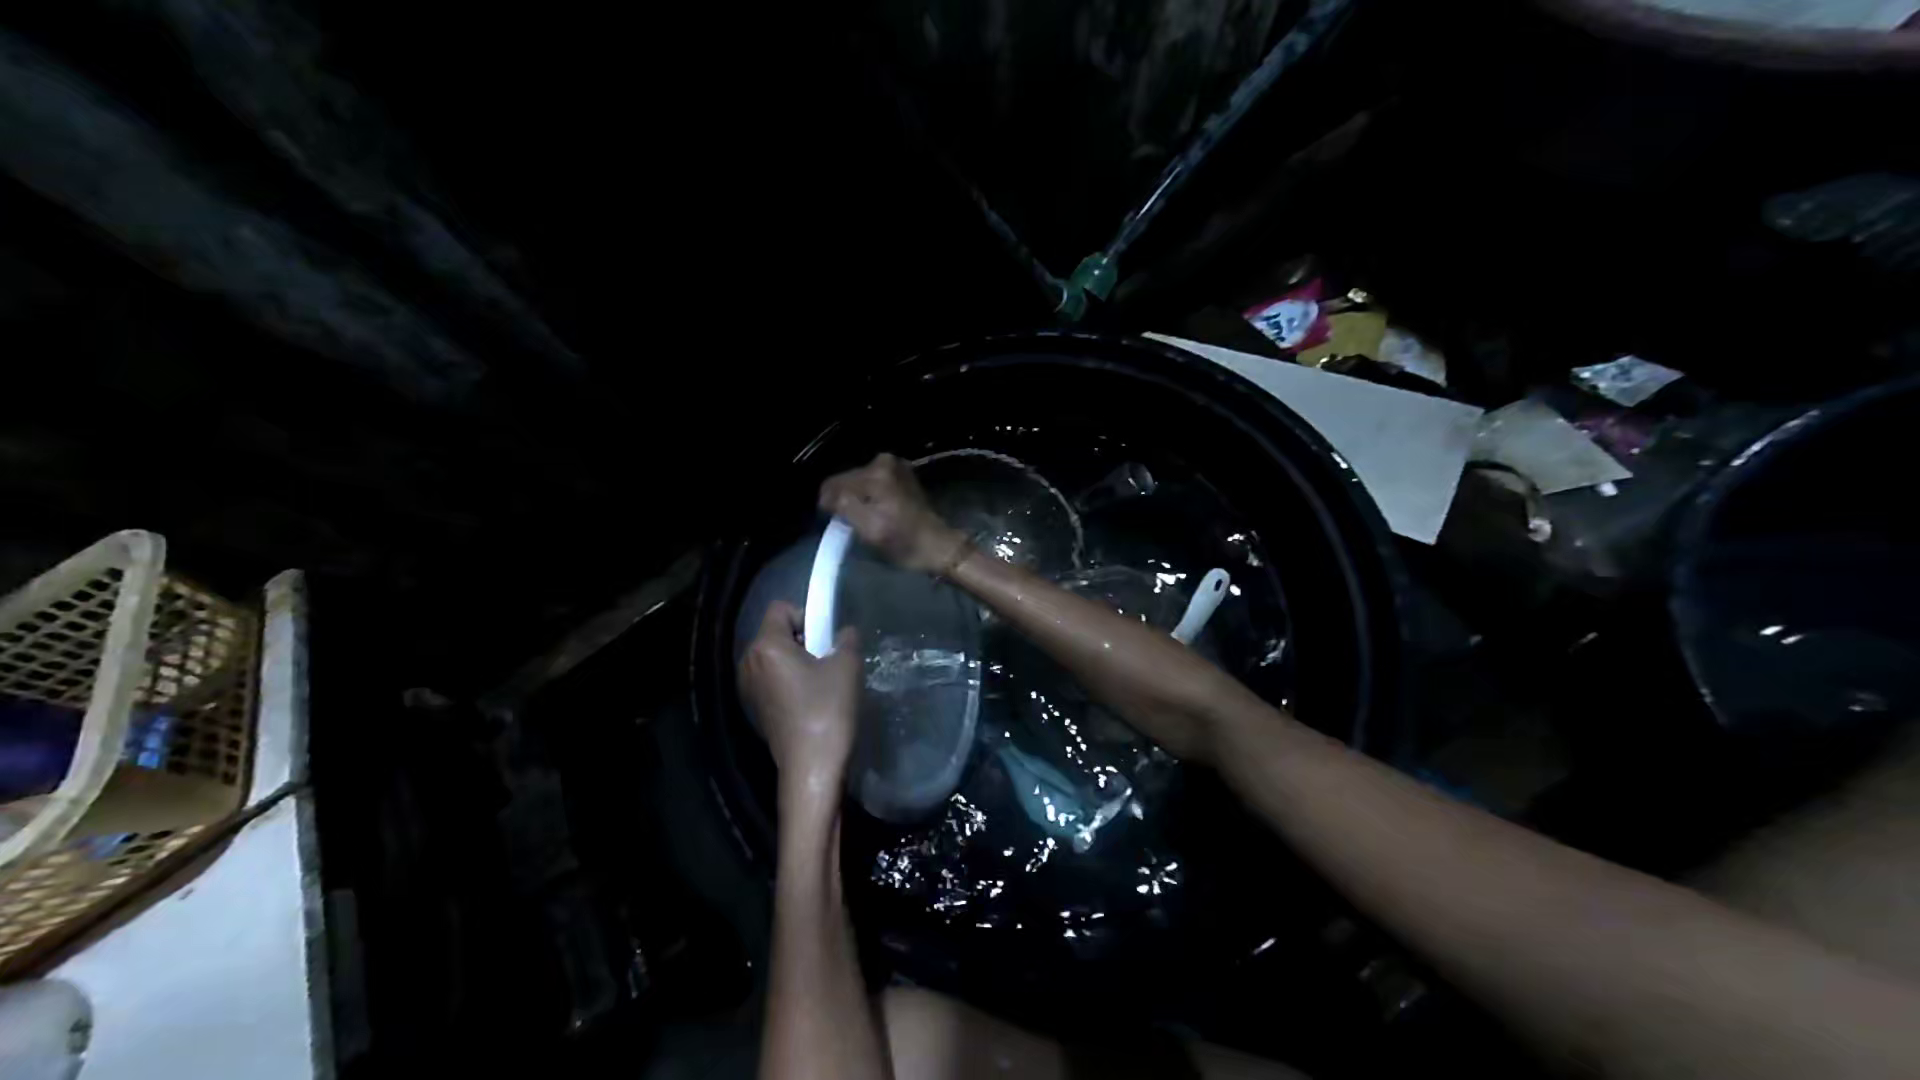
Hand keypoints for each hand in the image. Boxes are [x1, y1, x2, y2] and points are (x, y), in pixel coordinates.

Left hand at [739, 601, 862, 805]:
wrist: (812, 767)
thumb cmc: (827, 710)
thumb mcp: (847, 666)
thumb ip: (846, 639)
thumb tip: (843, 633)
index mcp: (766, 646)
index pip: (780, 608)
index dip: (806, 615)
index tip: (826, 639)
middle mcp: (749, 663)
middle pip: (776, 633)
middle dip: (803, 639)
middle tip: (828, 660)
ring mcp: (748, 688)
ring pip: (774, 657)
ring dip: (797, 661)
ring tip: (821, 682)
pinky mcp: (755, 709)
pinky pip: (772, 679)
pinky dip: (790, 681)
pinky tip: (810, 702)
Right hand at [819, 453, 967, 574]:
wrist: (937, 546)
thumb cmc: (903, 542)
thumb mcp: (867, 527)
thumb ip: (842, 505)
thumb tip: (826, 496)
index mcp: (876, 472)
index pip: (833, 483)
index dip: (827, 503)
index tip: (833, 522)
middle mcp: (884, 461)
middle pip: (847, 479)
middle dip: (843, 499)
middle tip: (848, 522)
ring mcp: (896, 466)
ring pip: (859, 481)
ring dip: (856, 498)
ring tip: (862, 518)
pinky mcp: (903, 476)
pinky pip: (873, 483)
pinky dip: (870, 496)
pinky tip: (875, 511)